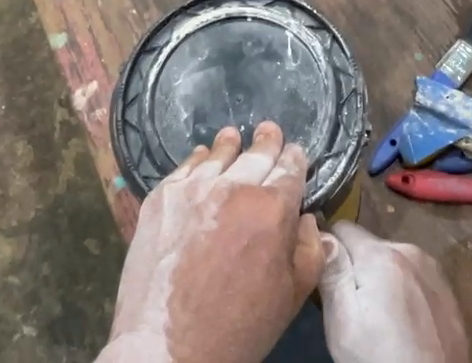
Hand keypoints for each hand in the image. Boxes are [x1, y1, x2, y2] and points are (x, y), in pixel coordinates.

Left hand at [100, 122, 323, 362]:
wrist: (168, 346)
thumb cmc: (240, 327)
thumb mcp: (292, 297)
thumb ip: (308, 250)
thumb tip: (306, 219)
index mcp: (273, 209)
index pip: (291, 168)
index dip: (296, 158)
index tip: (296, 153)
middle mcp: (235, 186)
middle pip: (257, 152)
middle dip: (268, 142)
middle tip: (269, 131)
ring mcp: (194, 187)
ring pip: (219, 152)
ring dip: (232, 145)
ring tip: (233, 136)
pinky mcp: (162, 195)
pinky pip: (186, 165)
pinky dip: (198, 159)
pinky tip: (202, 157)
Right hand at [318, 222, 467, 362]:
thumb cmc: (380, 358)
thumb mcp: (343, 322)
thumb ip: (332, 272)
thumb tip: (320, 232)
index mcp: (382, 254)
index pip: (342, 228)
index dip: (331, 252)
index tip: (329, 280)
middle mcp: (410, 250)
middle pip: (369, 245)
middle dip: (358, 268)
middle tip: (356, 309)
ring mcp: (433, 270)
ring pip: (393, 261)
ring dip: (383, 279)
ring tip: (382, 320)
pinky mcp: (448, 291)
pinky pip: (415, 278)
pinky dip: (406, 292)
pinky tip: (406, 324)